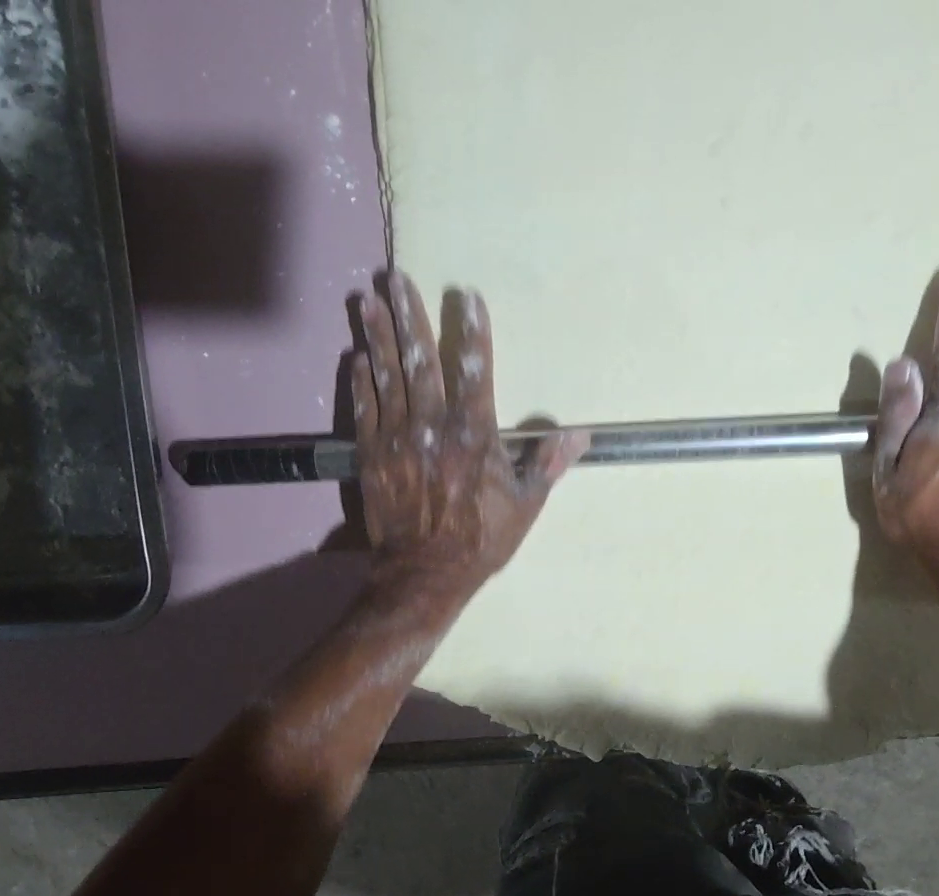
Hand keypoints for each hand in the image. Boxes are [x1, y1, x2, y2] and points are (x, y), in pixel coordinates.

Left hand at [350, 271, 586, 598]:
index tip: (467, 296)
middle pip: (420, 361)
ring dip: (377, 336)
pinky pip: (365, 409)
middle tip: (397, 277)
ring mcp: (398, 440)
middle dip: (410, 316)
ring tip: (366, 298)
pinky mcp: (372, 456)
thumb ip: (548, 464)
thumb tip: (581, 433)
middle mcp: (433, 428)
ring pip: (387, 377)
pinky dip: (362, 381)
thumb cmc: (482, 540)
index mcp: (475, 436)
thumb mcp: (526, 506)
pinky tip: (357, 354)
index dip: (472, 331)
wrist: (425, 575)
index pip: (474, 371)